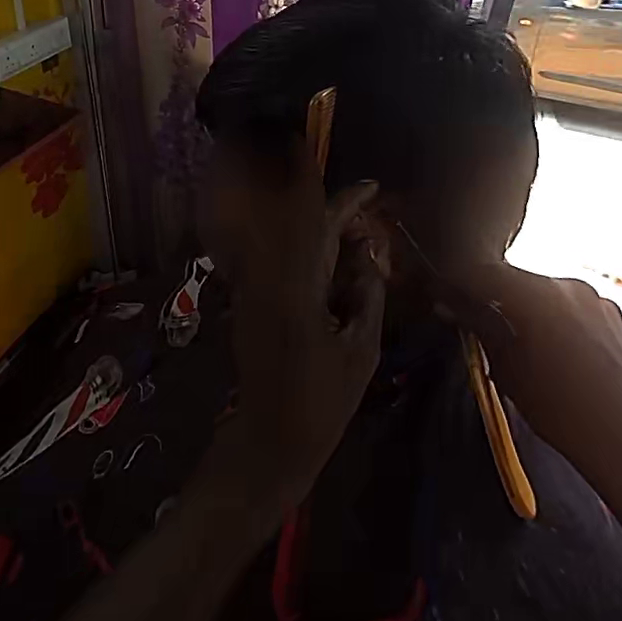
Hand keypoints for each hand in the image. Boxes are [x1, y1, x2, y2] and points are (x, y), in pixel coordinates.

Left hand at [223, 153, 385, 503]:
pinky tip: (333, 269)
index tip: (371, 186)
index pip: (323, 227)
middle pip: (304, 228)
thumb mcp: (361, 349)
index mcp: (299, 287)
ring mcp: (255, 287)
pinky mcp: (250, 300)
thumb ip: (367, 295)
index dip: (348, 202)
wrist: (270, 435)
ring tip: (358, 246)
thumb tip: (369, 256)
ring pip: (292, 243)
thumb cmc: (323, 400)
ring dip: (324, 236)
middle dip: (339, 217)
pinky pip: (281, 262)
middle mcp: (270, 277)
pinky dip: (309, 257)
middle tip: (370, 225)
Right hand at [433, 263, 621, 477]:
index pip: (478, 272)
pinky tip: (552, 355)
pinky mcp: (615, 318)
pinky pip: (569, 308)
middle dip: (490, 299)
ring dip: (522, 310)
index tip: (442, 300)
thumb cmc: (564, 413)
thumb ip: (478, 328)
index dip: (454, 285)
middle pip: (511, 280)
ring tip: (517, 346)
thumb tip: (449, 304)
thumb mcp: (507, 370)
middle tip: (475, 326)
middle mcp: (565, 285)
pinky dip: (551, 321)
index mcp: (534, 293)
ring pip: (541, 294)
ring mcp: (595, 300)